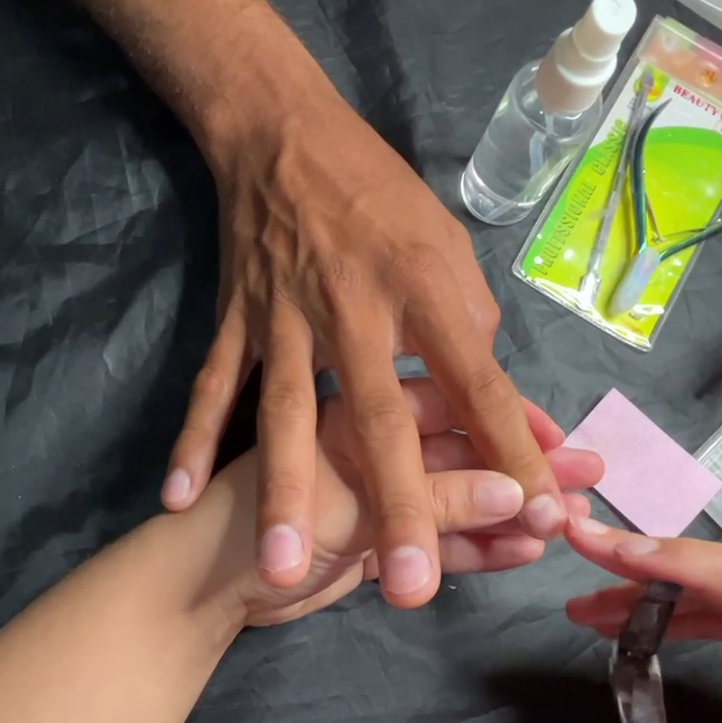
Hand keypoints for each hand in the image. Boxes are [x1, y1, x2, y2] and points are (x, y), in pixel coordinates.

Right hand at [162, 93, 565, 608]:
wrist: (283, 134)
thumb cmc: (381, 195)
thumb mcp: (449, 249)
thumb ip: (474, 334)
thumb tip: (507, 412)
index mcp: (423, 287)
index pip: (478, 381)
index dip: (513, 450)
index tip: (542, 519)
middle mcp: (355, 309)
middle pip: (380, 419)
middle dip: (399, 504)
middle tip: (413, 588)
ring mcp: (284, 317)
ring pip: (288, 416)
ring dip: (286, 494)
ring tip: (286, 568)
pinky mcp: (235, 319)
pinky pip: (213, 386)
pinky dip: (195, 440)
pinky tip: (180, 497)